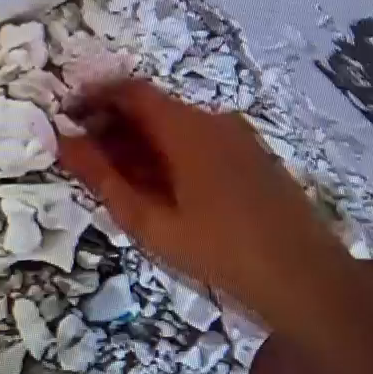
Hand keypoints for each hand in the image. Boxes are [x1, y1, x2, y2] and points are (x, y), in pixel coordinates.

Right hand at [57, 80, 353, 328]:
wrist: (309, 282)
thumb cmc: (218, 251)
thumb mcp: (148, 220)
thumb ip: (102, 177)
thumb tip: (64, 143)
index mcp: (187, 129)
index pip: (129, 91)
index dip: (92, 98)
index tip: (65, 120)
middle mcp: (214, 121)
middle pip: (151, 107)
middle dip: (111, 125)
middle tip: (84, 158)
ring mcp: (238, 138)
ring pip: (173, 126)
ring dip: (138, 143)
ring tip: (116, 180)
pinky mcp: (252, 157)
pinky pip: (197, 141)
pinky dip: (166, 154)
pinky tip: (156, 190)